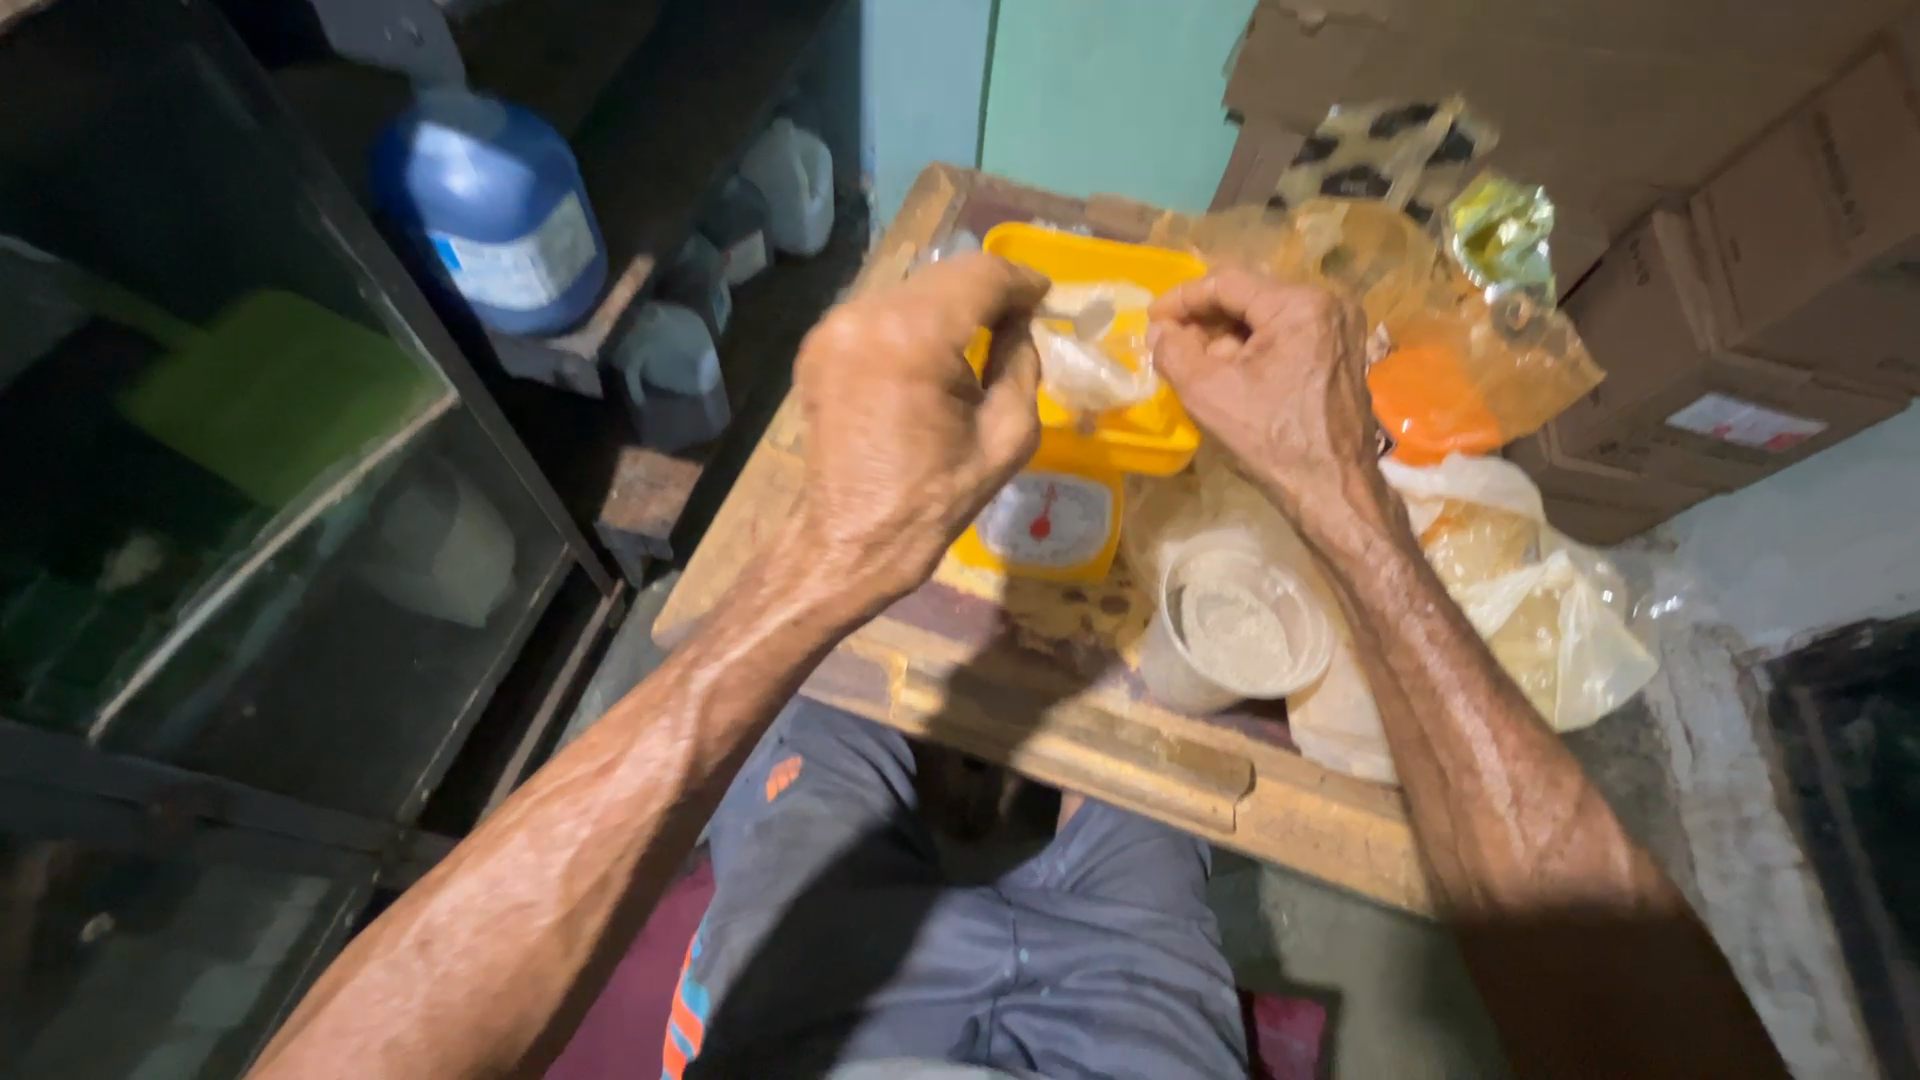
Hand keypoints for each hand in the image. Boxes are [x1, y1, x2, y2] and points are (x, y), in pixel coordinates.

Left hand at [785, 253, 1048, 609]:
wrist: (853, 538)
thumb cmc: (936, 498)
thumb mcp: (1008, 435)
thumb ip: (1022, 363)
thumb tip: (1019, 324)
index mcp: (913, 337)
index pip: (980, 275)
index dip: (1020, 280)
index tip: (1043, 298)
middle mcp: (865, 316)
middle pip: (942, 277)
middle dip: (985, 294)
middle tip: (1016, 320)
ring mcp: (833, 329)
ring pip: (909, 293)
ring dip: (948, 309)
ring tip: (974, 345)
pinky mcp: (817, 347)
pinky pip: (879, 316)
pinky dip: (912, 327)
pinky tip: (929, 360)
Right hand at [1149, 269, 1387, 525]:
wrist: (1330, 487)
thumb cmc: (1269, 439)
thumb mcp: (1207, 393)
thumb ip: (1174, 351)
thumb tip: (1159, 330)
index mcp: (1299, 305)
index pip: (1227, 282)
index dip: (1182, 298)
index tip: (1151, 319)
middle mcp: (1327, 305)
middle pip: (1249, 297)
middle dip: (1204, 320)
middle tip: (1169, 344)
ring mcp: (1339, 330)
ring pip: (1265, 318)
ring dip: (1225, 337)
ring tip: (1194, 365)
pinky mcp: (1340, 355)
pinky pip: (1285, 337)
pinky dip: (1251, 350)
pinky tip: (1227, 376)